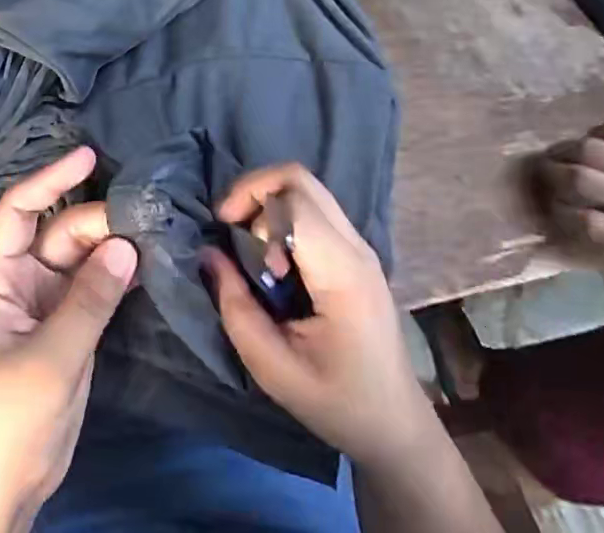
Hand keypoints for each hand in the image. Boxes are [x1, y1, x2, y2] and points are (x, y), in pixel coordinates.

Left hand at [0, 147, 138, 532]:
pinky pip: (98, 287)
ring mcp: (48, 304)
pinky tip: (153, 264)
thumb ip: (89, 300)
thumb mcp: (49, 359)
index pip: (20, 210)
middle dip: (100, 220)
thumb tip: (127, 243)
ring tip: (159, 230)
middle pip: (62, 231)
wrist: (0, 489)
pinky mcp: (71, 327)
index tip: (90, 156)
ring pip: (84, 258)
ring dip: (116, 244)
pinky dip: (122, 275)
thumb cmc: (6, 419)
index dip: (51, 179)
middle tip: (148, 217)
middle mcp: (22, 280)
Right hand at [199, 164, 438, 470]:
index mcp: (340, 272)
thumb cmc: (336, 401)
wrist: (395, 425)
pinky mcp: (356, 254)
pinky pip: (314, 209)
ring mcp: (360, 247)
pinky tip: (272, 256)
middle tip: (229, 224)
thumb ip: (235, 306)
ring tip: (248, 243)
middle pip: (300, 179)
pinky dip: (283, 215)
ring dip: (268, 201)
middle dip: (255, 189)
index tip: (223, 229)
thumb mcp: (271, 366)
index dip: (250, 199)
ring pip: (307, 189)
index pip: (294, 199)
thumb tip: (208, 253)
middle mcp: (356, 247)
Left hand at [542, 118, 603, 318]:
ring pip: (584, 181)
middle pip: (592, 149)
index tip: (585, 144)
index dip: (594, 134)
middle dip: (565, 152)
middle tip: (552, 161)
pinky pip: (595, 224)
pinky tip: (567, 219)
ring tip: (549, 184)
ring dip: (558, 180)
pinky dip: (573, 218)